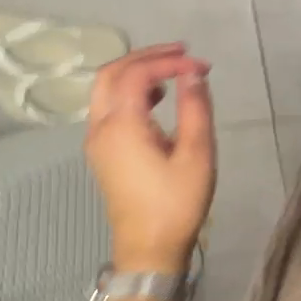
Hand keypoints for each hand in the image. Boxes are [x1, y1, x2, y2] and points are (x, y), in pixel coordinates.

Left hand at [85, 43, 215, 272]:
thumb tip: (194, 74)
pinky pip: (109, 107)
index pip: (136, 74)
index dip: (168, 61)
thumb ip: (195, 108)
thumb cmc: (177, 202)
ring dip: (136, 72)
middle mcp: (100, 127)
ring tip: (174, 70)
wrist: (149, 248)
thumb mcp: (197, 153)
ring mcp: (97, 140)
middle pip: (110, 74)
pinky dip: (131, 91)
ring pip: (105, 89)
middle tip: (182, 52)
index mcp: (121, 126)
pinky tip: (158, 98)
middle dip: (145, 56)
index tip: (202, 65)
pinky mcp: (104, 152)